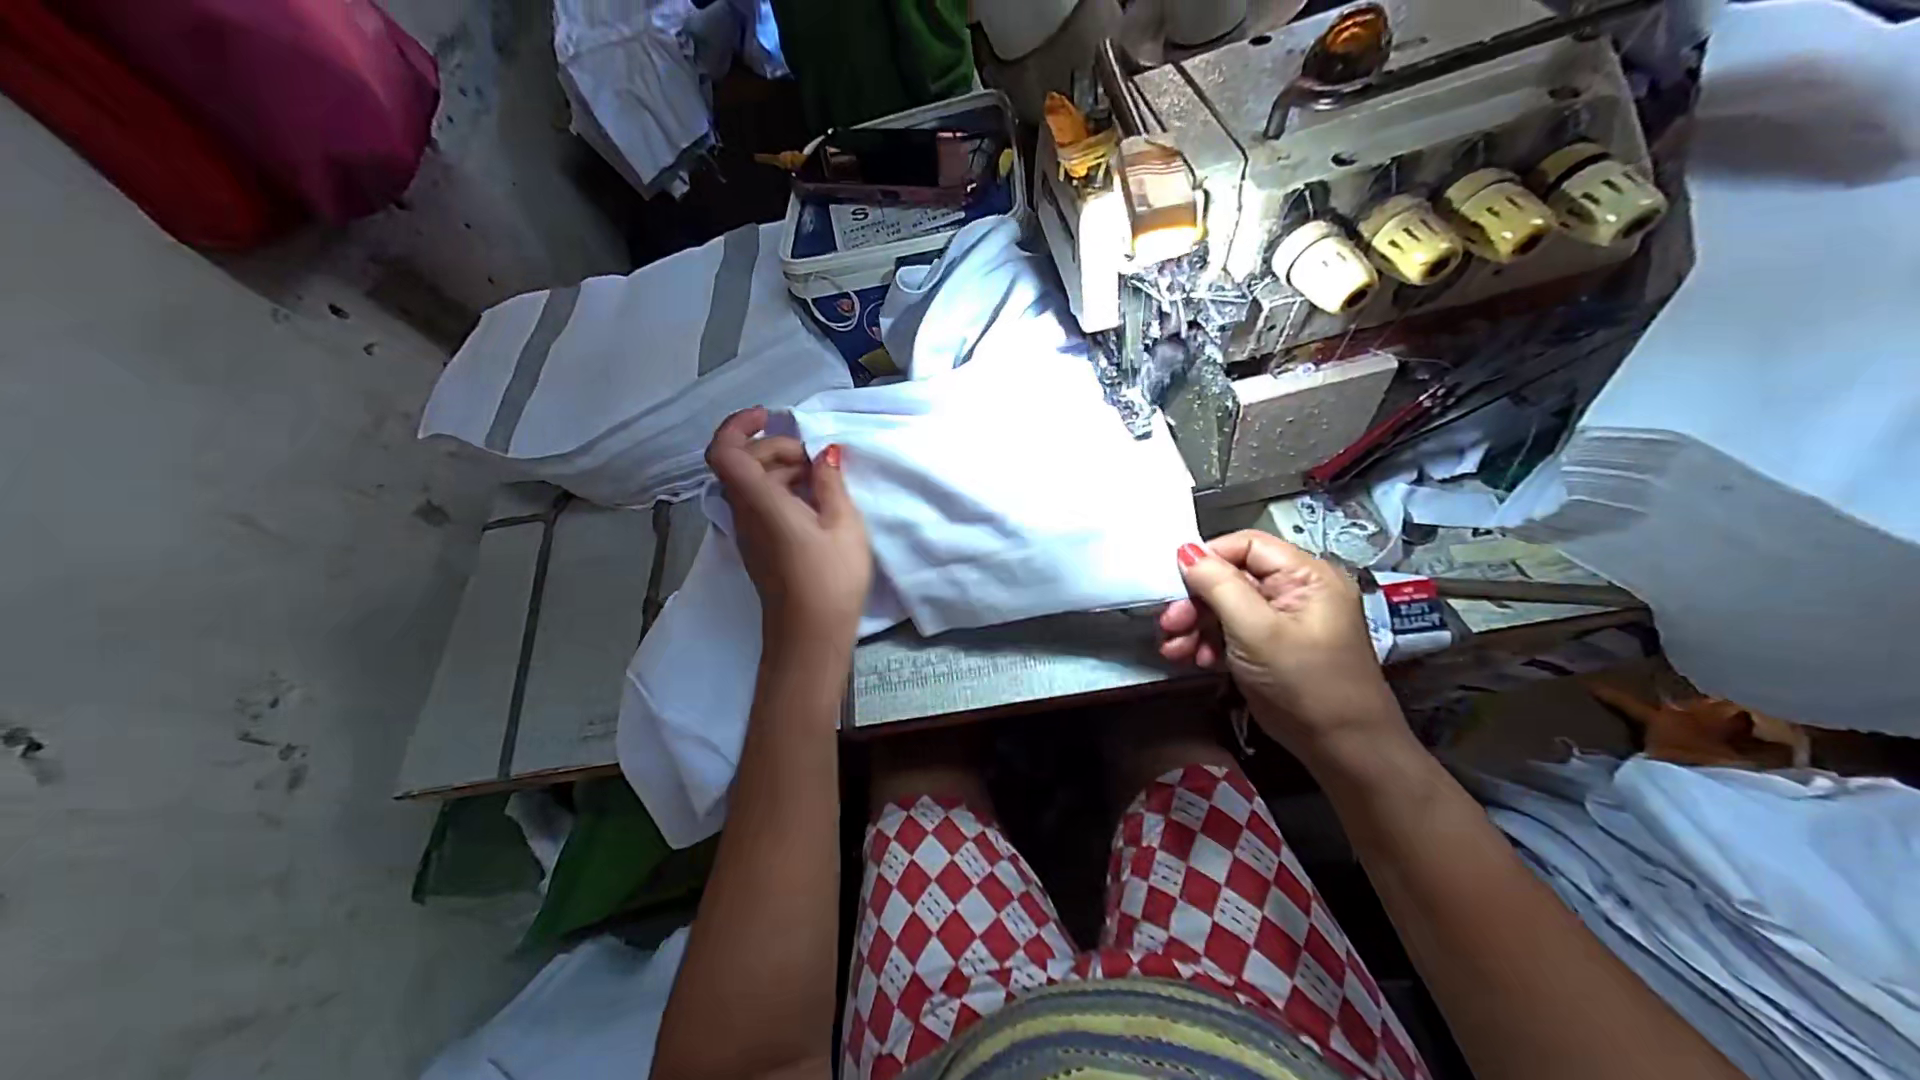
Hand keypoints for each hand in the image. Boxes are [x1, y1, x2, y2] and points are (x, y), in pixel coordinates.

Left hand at [705, 407, 871, 650]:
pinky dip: (783, 492)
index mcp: (761, 502)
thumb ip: (830, 482)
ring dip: (782, 470)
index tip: (770, 416)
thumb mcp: (844, 525)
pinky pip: (761, 505)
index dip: (738, 425)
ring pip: (752, 484)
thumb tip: (823, 453)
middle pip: (742, 463)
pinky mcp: (759, 547)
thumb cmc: (830, 579)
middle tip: (817, 460)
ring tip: (824, 480)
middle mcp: (745, 514)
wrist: (810, 638)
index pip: (724, 451)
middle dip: (776, 447)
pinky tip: (816, 504)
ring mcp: (749, 533)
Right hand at [1158, 531, 1402, 754]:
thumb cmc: (1305, 683)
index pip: (1247, 545)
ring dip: (1195, 626)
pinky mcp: (1268, 647)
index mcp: (1306, 576)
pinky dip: (1208, 643)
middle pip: (1230, 578)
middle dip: (1195, 601)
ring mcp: (1280, 621)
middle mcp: (1295, 591)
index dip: (1208, 558)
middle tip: (1169, 623)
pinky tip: (1193, 659)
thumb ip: (1219, 586)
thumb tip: (1185, 550)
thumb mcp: (1257, 630)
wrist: (1341, 749)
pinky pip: (1230, 632)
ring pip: (1225, 607)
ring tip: (1174, 649)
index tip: (1174, 580)